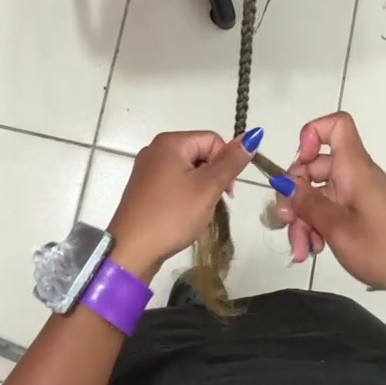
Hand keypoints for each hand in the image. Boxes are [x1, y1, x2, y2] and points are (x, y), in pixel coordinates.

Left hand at [107, 127, 259, 280]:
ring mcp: (147, 169)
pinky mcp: (144, 188)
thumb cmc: (171, 215)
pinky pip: (174, 183)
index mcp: (170, 143)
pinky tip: (184, 215)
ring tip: (197, 212)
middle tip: (213, 203)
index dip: (226, 163)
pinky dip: (185, 196)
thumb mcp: (207, 188)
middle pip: (200, 154)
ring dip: (201, 189)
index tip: (227, 192)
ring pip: (188, 171)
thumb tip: (253, 134)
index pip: (212, 140)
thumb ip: (231, 162)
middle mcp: (155, 150)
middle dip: (213, 177)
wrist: (132, 250)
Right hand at [275, 113, 385, 297]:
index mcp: (353, 169)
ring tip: (300, 251)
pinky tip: (311, 251)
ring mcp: (356, 196)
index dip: (311, 134)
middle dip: (294, 195)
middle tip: (285, 223)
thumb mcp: (339, 230)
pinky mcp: (359, 214)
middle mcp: (354, 176)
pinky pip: (329, 211)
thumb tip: (286, 183)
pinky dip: (316, 228)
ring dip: (302, 220)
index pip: (335, 126)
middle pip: (314, 168)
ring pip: (317, 194)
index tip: (299, 162)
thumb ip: (308, 204)